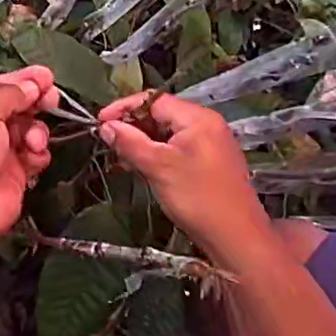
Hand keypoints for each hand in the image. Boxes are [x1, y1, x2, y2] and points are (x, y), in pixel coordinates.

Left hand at [0, 66, 58, 245]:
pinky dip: (39, 153)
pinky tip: (34, 156)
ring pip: (30, 129)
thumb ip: (9, 94)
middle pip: (17, 106)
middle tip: (52, 99)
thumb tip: (33, 85)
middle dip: (36, 101)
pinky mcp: (16, 171)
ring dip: (37, 130)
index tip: (46, 75)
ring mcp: (0, 150)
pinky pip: (36, 154)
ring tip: (32, 140)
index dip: (22, 79)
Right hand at [97, 92, 267, 250]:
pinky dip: (154, 152)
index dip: (122, 108)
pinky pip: (174, 146)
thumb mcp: (157, 167)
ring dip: (140, 140)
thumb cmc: (197, 197)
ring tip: (120, 156)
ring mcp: (208, 143)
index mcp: (197, 119)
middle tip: (108, 142)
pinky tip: (138, 166)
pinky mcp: (207, 160)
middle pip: (159, 113)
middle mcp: (205, 125)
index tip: (99, 123)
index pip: (152, 100)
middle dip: (130, 126)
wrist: (235, 236)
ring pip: (164, 131)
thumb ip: (129, 142)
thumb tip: (105, 126)